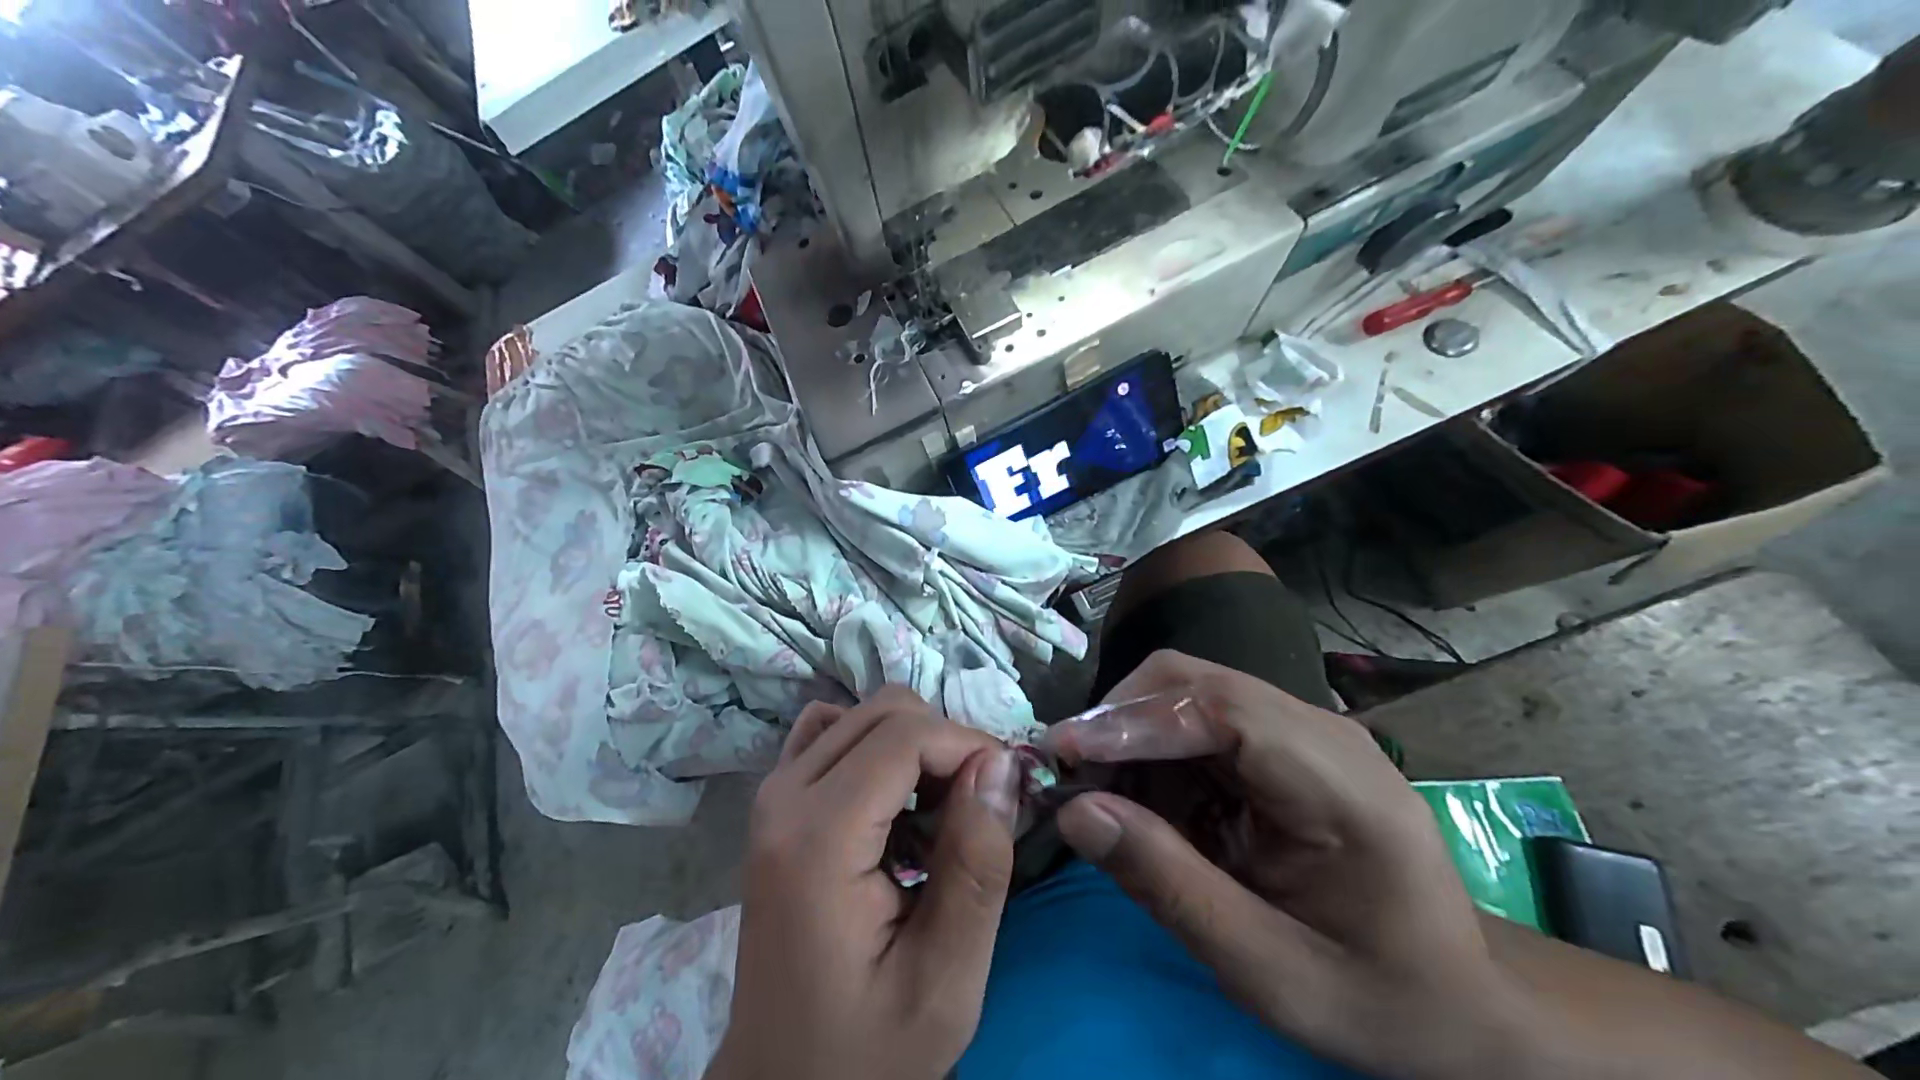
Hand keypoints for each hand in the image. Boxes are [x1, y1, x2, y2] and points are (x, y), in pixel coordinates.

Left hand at [707, 687, 1021, 1079]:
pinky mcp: (776, 802)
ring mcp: (773, 793)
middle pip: (883, 711)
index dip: (969, 745)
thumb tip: (1000, 765)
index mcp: (816, 838)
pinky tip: (896, 801)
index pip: (904, 734)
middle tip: (978, 808)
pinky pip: (832, 733)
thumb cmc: (866, 1048)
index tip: (1008, 791)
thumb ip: (976, 866)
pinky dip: (878, 748)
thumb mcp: (945, 980)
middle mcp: (782, 796)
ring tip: (940, 811)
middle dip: (946, 742)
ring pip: (862, 714)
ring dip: (916, 745)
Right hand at [1043, 651, 1542, 1079]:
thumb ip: (1171, 888)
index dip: (1134, 721)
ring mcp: (1301, 730)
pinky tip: (1138, 802)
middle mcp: (1322, 732)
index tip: (1062, 752)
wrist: (1458, 999)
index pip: (1224, 711)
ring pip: (1184, 693)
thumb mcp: (1271, 972)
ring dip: (1127, 736)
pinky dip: (1149, 753)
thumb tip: (1075, 813)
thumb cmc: (1376, 995)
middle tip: (1067, 778)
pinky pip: (1193, 723)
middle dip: (1118, 720)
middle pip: (1195, 681)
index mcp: (1343, 785)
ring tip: (1095, 797)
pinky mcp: (1278, 742)